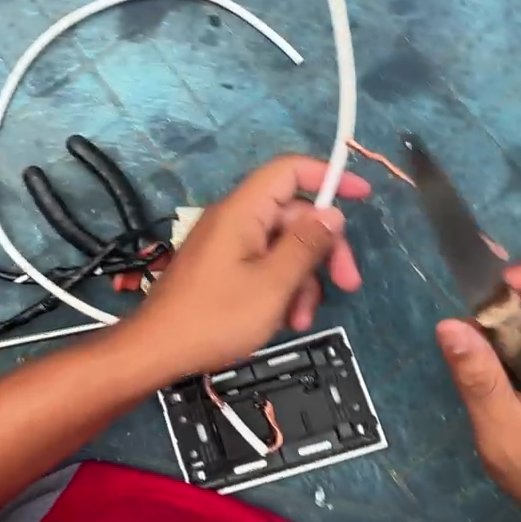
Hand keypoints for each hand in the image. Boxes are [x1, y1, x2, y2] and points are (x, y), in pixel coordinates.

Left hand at [120, 155, 369, 379]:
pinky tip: (284, 319)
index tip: (362, 196)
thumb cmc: (214, 318)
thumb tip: (331, 212)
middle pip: (293, 215)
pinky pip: (263, 263)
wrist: (158, 350)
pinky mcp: (222, 266)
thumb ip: (305, 246)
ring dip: (302, 279)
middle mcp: (233, 219)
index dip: (328, 176)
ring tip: (301, 318)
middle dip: (323, 249)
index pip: (288, 171)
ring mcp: (226, 243)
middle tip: (348, 284)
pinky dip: (280, 287)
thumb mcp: (272, 285)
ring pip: (282, 246)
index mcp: (242, 212)